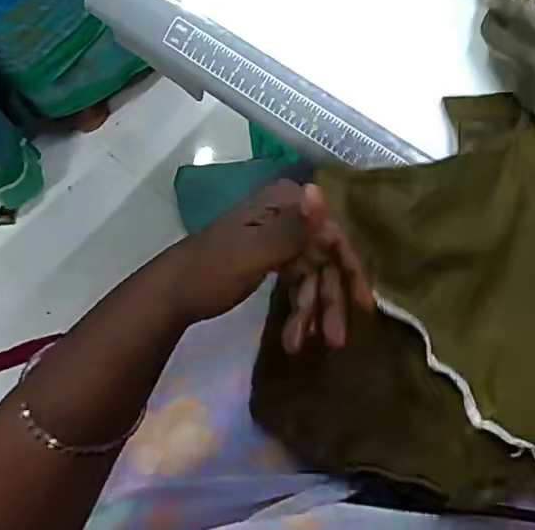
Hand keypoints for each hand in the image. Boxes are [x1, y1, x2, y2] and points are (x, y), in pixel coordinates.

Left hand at [165, 180, 373, 349]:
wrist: (172, 292)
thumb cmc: (211, 268)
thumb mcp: (254, 251)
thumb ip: (291, 227)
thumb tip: (320, 190)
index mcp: (284, 201)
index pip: (332, 230)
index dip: (349, 266)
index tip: (362, 304)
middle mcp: (287, 212)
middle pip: (325, 255)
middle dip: (330, 297)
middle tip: (336, 338)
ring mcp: (279, 235)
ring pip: (313, 272)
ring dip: (313, 309)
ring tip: (302, 345)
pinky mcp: (272, 257)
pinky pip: (298, 281)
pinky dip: (300, 308)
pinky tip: (296, 337)